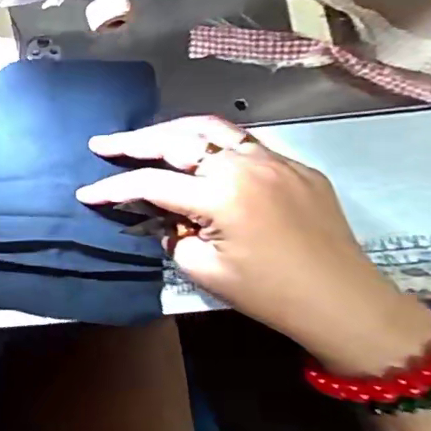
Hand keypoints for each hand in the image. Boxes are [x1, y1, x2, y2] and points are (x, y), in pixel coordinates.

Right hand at [75, 116, 430, 376]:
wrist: (342, 300)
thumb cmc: (269, 294)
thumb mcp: (206, 272)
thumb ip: (175, 237)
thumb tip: (169, 219)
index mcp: (220, 194)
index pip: (152, 183)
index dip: (114, 187)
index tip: (87, 192)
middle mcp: (245, 164)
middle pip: (178, 140)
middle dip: (135, 141)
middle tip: (104, 143)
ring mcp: (275, 159)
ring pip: (213, 130)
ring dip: (175, 131)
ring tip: (148, 138)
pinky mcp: (297, 166)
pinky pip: (247, 144)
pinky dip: (215, 145)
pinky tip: (203, 156)